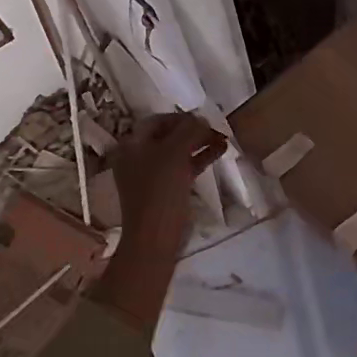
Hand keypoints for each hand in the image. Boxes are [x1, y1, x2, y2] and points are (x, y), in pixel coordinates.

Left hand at [92, 113, 227, 336]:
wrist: (155, 239)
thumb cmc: (160, 191)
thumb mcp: (175, 153)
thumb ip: (189, 130)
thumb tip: (201, 118)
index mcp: (132, 145)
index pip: (157, 120)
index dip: (181, 116)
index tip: (204, 117)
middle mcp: (138, 157)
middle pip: (168, 135)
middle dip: (193, 130)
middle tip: (217, 128)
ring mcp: (151, 176)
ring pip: (178, 152)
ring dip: (200, 143)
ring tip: (224, 139)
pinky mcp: (165, 191)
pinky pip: (183, 168)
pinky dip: (200, 159)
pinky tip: (219, 152)